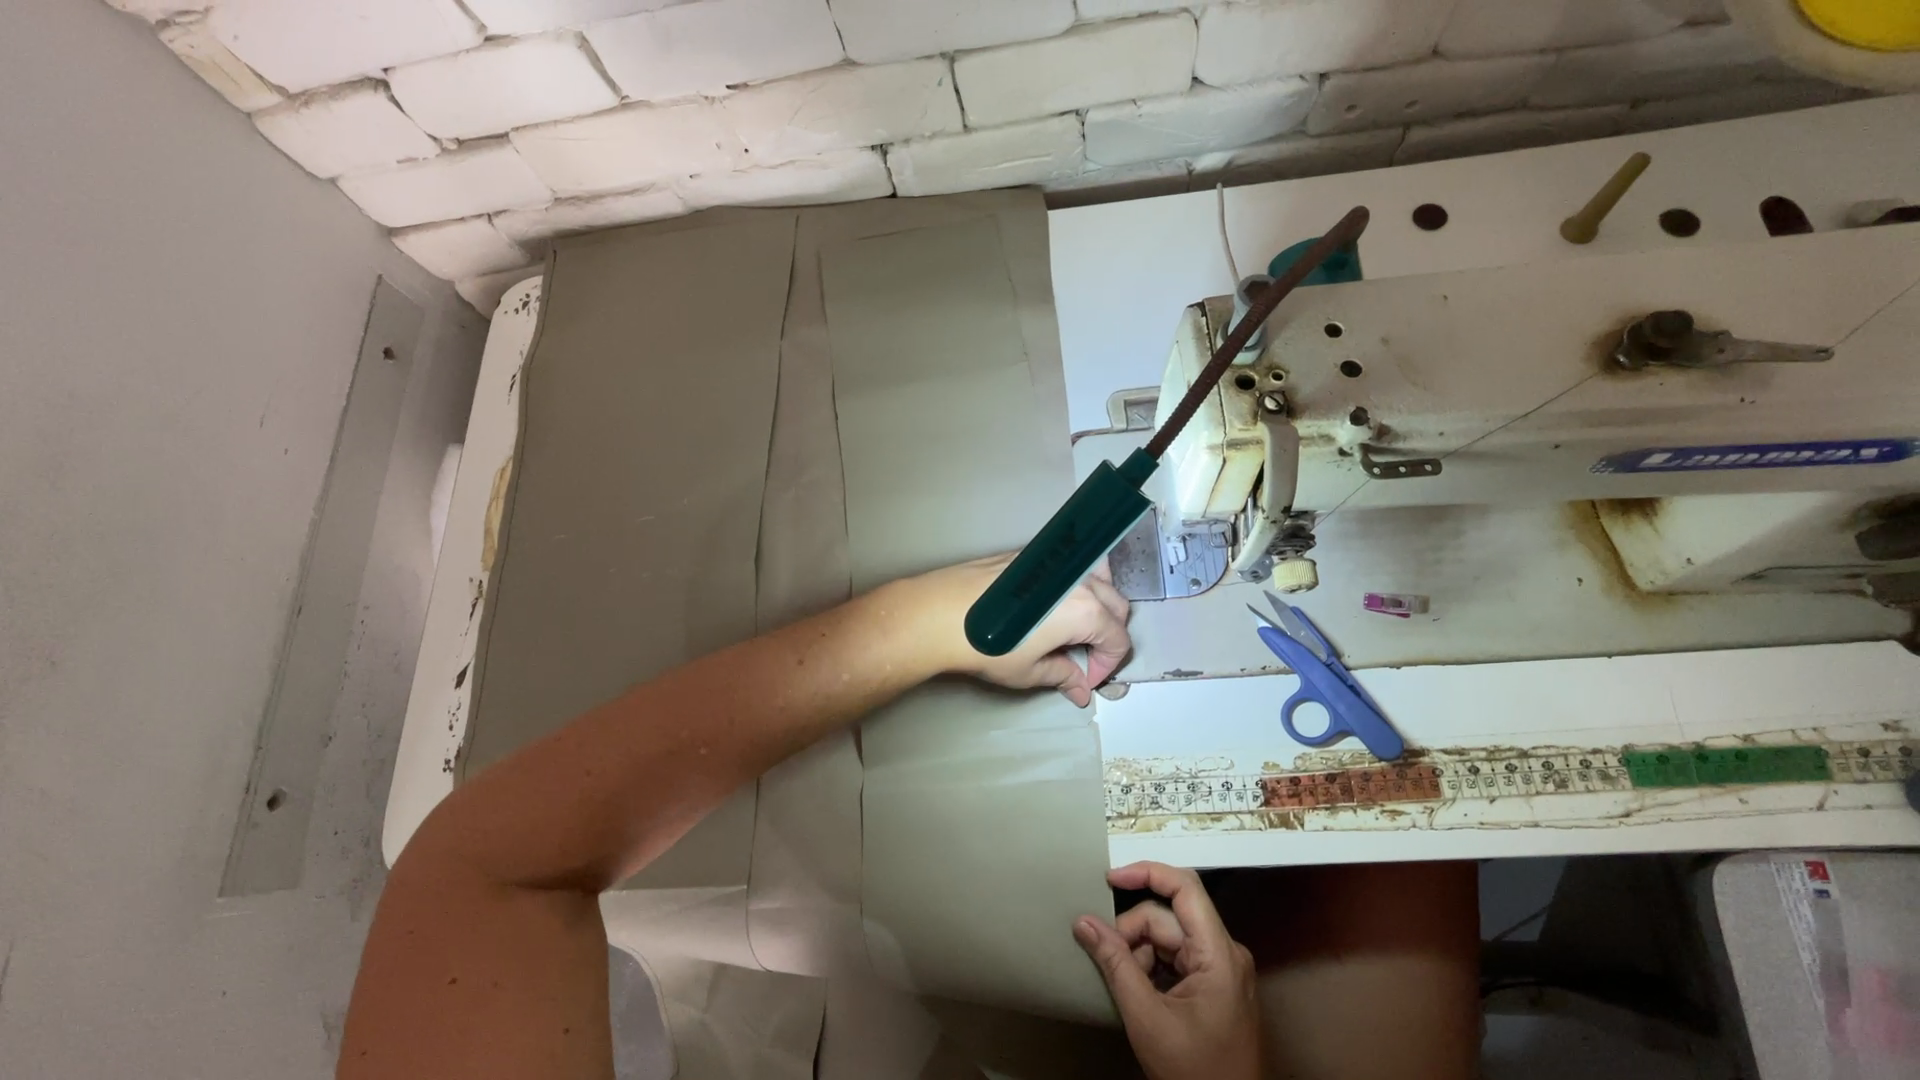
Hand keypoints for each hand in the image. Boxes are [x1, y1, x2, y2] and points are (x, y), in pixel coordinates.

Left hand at [897, 553, 1130, 706]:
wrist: (941, 613)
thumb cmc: (985, 644)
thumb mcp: (1029, 671)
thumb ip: (1063, 676)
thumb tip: (1080, 689)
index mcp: (1086, 612)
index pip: (1117, 640)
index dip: (1105, 667)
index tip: (1085, 679)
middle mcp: (1079, 581)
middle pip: (1116, 607)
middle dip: (1107, 636)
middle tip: (1083, 658)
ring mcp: (1057, 563)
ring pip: (1101, 579)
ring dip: (1099, 604)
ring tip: (1075, 627)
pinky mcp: (1034, 554)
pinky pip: (1071, 566)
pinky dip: (1075, 586)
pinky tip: (1052, 606)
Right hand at [1074, 862, 1260, 1079]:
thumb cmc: (1194, 1072)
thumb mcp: (1146, 1018)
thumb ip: (1115, 964)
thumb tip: (1084, 922)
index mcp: (1219, 954)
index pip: (1185, 888)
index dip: (1146, 873)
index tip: (1108, 878)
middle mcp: (1226, 952)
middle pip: (1169, 917)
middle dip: (1132, 932)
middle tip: (1106, 960)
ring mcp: (1223, 969)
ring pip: (1169, 937)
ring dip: (1140, 953)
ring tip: (1126, 986)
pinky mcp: (1216, 986)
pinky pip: (1177, 958)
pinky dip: (1152, 967)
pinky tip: (1139, 992)